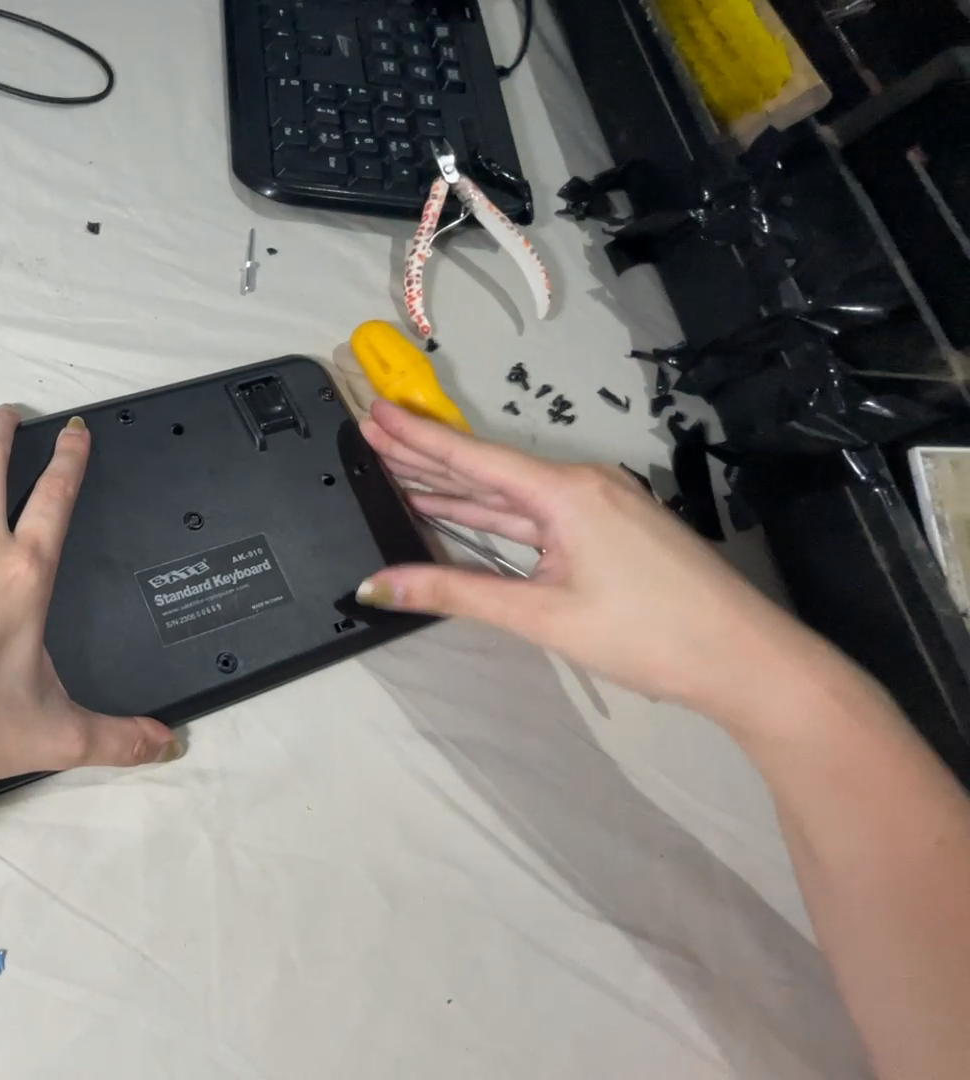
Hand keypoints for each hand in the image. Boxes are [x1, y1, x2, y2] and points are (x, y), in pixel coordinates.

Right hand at [355, 401, 835, 722]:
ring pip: (502, 492)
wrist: (752, 664)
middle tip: (371, 432)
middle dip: (423, 452)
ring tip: (395, 466)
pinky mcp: (600, 530)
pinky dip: (483, 510)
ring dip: (448, 483)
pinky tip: (449, 506)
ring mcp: (592, 507)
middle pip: (483, 468)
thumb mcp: (540, 615)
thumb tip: (374, 586)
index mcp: (565, 494)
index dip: (417, 437)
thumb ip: (452, 592)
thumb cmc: (649, 634)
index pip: (472, 459)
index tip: (374, 411)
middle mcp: (577, 487)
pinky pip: (525, 512)